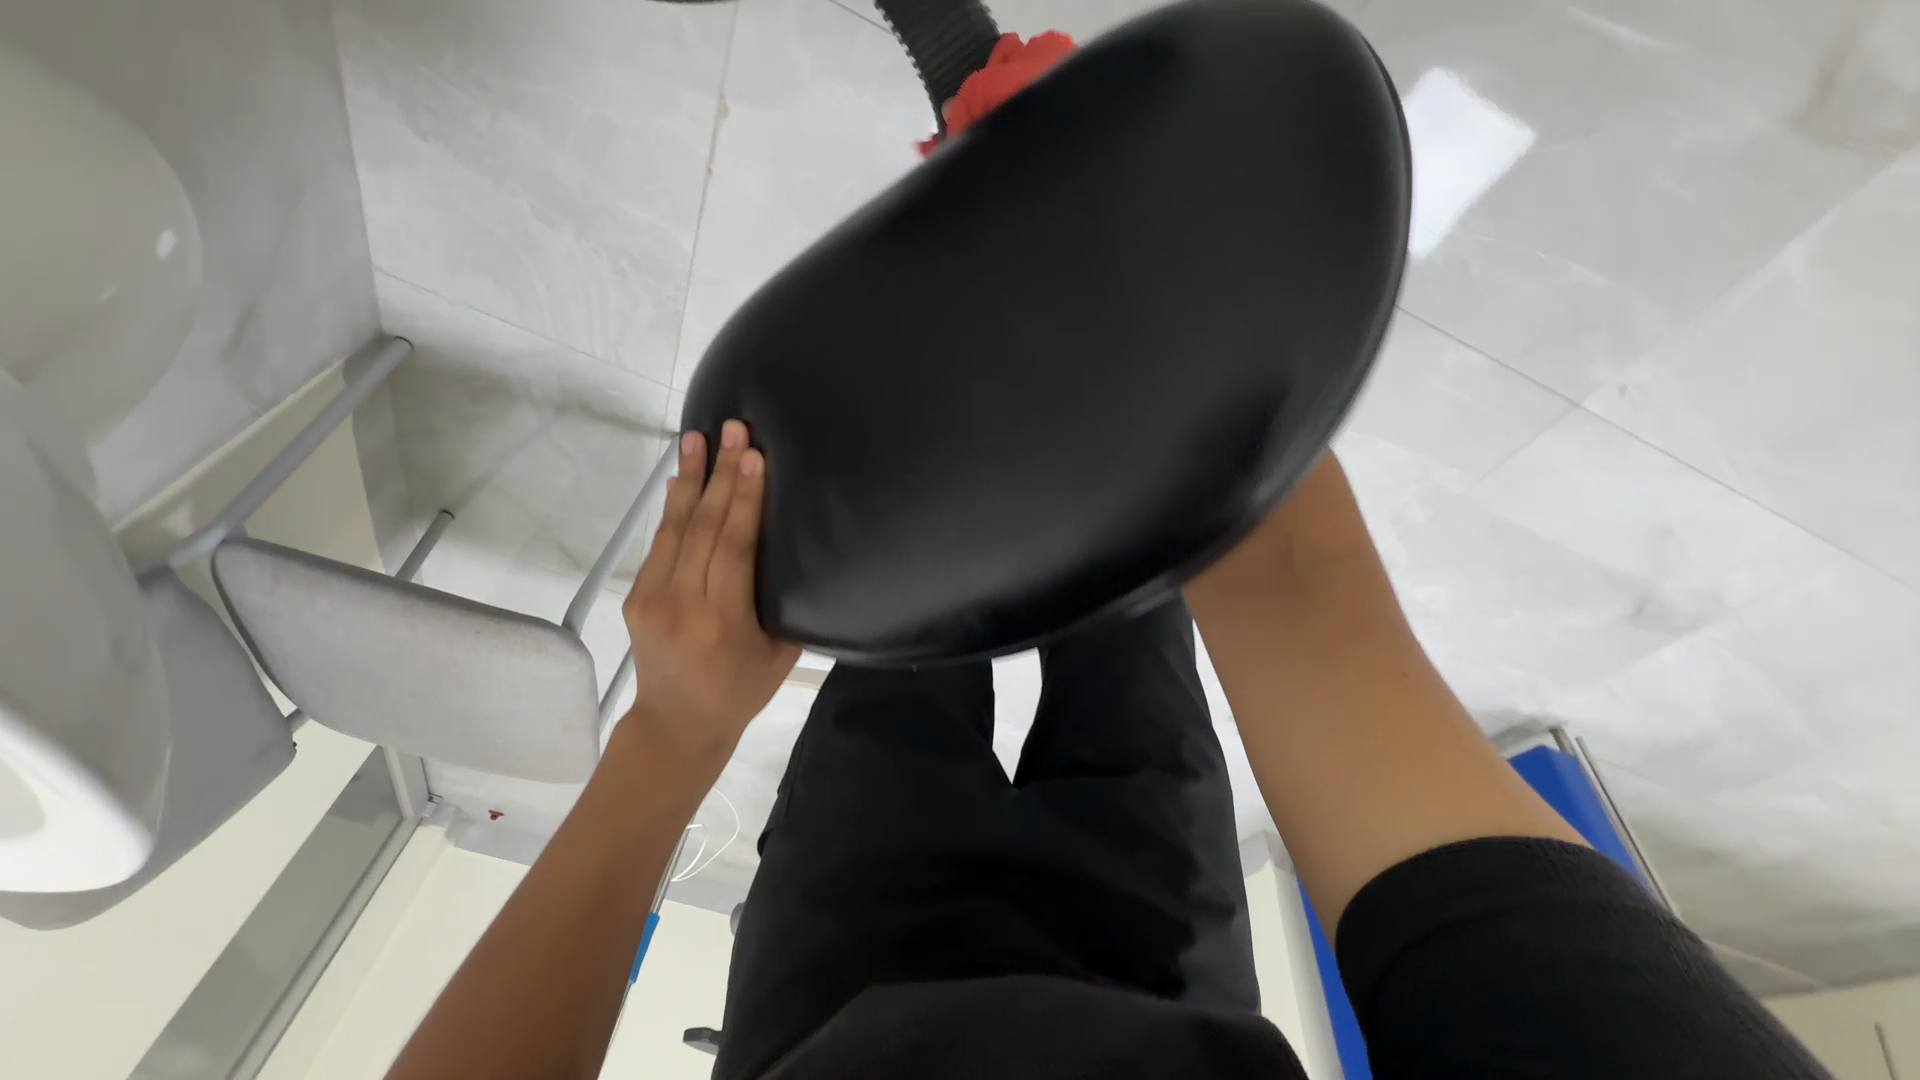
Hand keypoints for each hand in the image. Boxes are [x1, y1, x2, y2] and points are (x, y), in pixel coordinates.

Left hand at [621, 419, 798, 767]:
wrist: (675, 725)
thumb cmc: (740, 692)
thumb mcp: (779, 654)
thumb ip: (782, 601)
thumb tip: (789, 547)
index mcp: (722, 621)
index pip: (732, 547)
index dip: (744, 499)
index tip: (753, 456)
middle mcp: (681, 604)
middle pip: (703, 528)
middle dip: (720, 474)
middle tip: (732, 429)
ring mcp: (652, 598)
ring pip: (674, 528)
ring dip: (689, 479)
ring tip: (697, 437)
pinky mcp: (637, 596)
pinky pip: (661, 542)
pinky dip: (675, 507)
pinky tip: (684, 479)